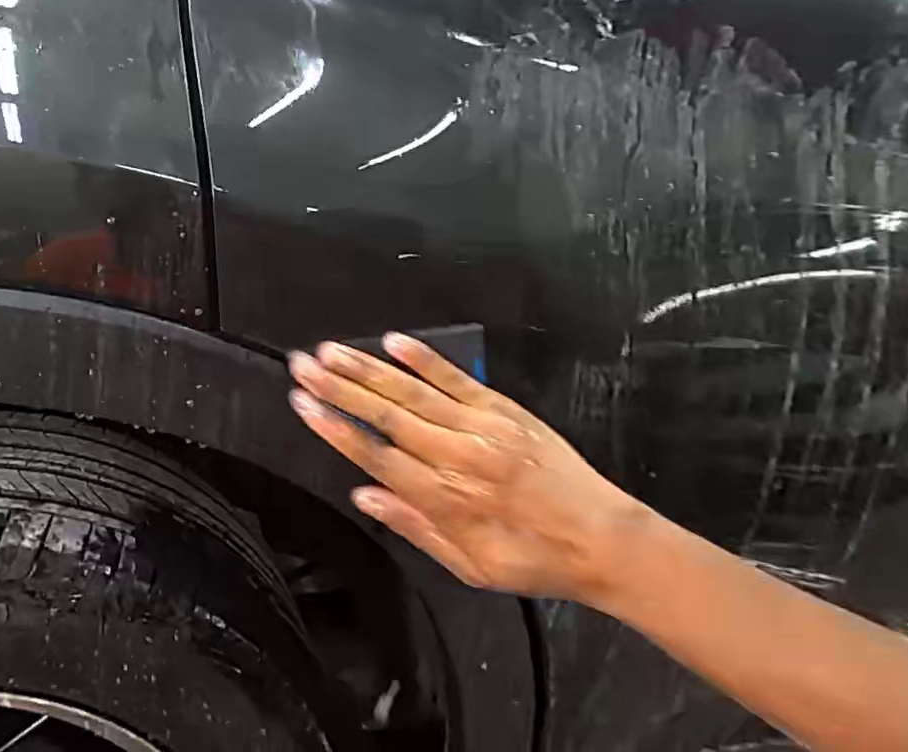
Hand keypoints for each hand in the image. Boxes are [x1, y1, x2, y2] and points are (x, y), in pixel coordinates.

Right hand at [289, 334, 651, 604]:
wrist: (605, 540)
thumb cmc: (533, 559)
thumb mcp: (471, 567)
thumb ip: (415, 527)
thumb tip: (362, 494)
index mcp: (446, 499)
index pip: (376, 456)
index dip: (335, 429)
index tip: (303, 404)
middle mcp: (457, 456)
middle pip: (385, 416)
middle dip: (338, 388)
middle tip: (301, 364)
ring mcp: (480, 426)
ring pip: (412, 393)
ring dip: (367, 369)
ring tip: (330, 350)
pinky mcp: (502, 408)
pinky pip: (456, 378)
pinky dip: (423, 359)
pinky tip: (394, 341)